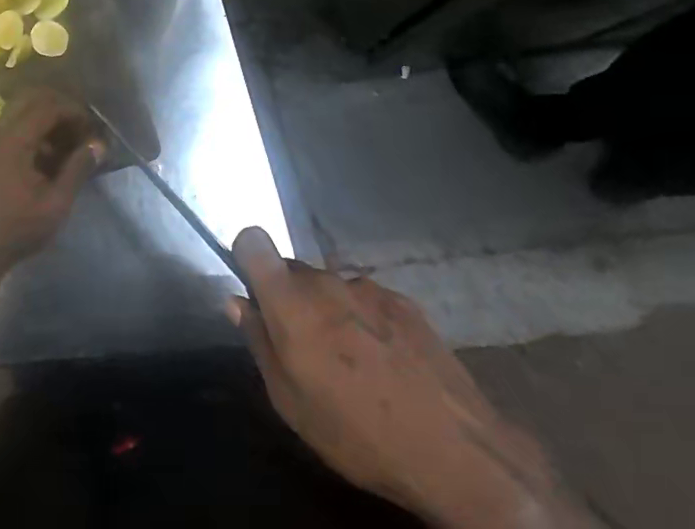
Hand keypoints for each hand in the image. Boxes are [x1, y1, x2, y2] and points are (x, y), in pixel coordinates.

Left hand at [0, 88, 103, 273]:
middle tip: (80, 126)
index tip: (92, 128)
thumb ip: (77, 169)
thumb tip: (99, 144)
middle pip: (31, 99)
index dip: (74, 111)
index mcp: (14, 141)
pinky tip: (48, 155)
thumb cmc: (18, 228)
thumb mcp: (56, 203)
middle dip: (59, 106)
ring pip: (20, 110)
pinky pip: (12, 125)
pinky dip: (33, 129)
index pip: (48, 107)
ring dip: (45, 117)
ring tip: (68, 142)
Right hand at [228, 228, 597, 528]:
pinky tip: (384, 364)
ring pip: (331, 287)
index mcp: (291, 302)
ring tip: (349, 363)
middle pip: (293, 271)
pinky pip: (367, 300)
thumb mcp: (290, 402)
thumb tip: (237, 303)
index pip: (254, 242)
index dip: (247, 257)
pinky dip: (365, 321)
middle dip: (288, 298)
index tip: (253, 290)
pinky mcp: (404, 302)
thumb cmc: (357, 433)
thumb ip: (259, 343)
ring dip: (328, 312)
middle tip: (301, 347)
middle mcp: (327, 281)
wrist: (457, 451)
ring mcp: (369, 288)